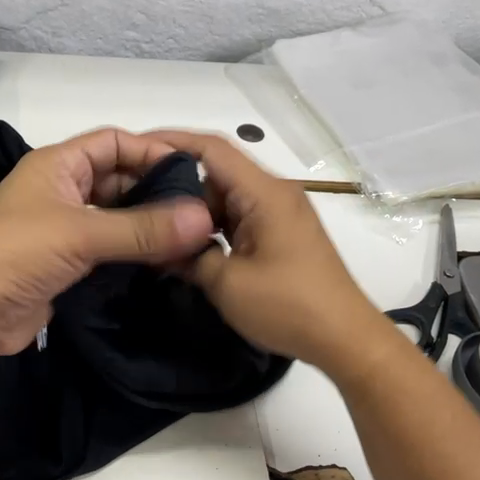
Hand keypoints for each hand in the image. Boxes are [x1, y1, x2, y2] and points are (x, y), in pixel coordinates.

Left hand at [0, 128, 215, 369]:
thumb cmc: (18, 255)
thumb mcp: (82, 234)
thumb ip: (144, 228)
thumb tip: (205, 220)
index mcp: (56, 164)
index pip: (114, 141)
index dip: (153, 151)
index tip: (195, 173)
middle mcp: (60, 189)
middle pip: (119, 179)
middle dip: (158, 192)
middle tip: (204, 211)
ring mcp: (63, 227)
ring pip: (117, 217)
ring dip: (150, 226)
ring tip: (195, 239)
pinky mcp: (66, 263)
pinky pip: (110, 248)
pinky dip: (136, 252)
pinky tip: (168, 262)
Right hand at [149, 131, 382, 374]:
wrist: (344, 338)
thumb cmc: (288, 306)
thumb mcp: (227, 283)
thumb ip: (190, 256)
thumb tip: (164, 245)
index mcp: (265, 193)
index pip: (212, 149)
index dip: (171, 142)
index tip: (134, 146)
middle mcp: (275, 193)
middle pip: (217, 173)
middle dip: (177, 183)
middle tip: (135, 200)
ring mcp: (280, 214)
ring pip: (226, 198)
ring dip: (194, 211)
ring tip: (154, 226)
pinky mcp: (281, 234)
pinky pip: (239, 218)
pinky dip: (213, 227)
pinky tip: (187, 247)